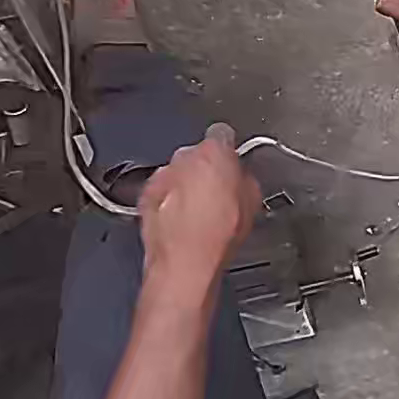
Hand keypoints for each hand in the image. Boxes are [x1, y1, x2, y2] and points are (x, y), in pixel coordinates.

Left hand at [140, 123, 259, 293]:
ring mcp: (162, 175)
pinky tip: (179, 220)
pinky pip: (161, 190)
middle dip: (205, 168)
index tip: (230, 161)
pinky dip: (167, 200)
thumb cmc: (218, 233)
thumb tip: (239, 178)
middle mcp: (185, 157)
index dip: (227, 148)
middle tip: (217, 193)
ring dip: (185, 184)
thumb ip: (244, 178)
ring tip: (197, 212)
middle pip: (198, 154)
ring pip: (178, 171)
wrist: (185, 264)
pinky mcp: (145, 195)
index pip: (222, 134)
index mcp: (214, 151)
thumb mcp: (252, 201)